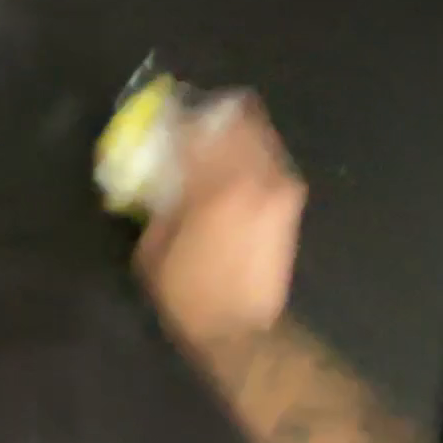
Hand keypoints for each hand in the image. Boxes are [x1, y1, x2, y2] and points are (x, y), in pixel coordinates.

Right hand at [132, 92, 306, 345]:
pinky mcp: (289, 201)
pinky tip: (225, 174)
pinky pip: (266, 159)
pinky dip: (245, 155)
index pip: (194, 127)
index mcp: (214, 186)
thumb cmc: (187, 292)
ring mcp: (279, 186)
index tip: (157, 115)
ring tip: (205, 148)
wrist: (240, 327)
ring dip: (230, 134)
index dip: (174, 116)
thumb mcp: (153, 249)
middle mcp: (254, 176)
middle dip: (208, 115)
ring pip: (257, 134)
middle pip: (237, 116)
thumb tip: (155, 180)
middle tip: (185, 125)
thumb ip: (155, 204)